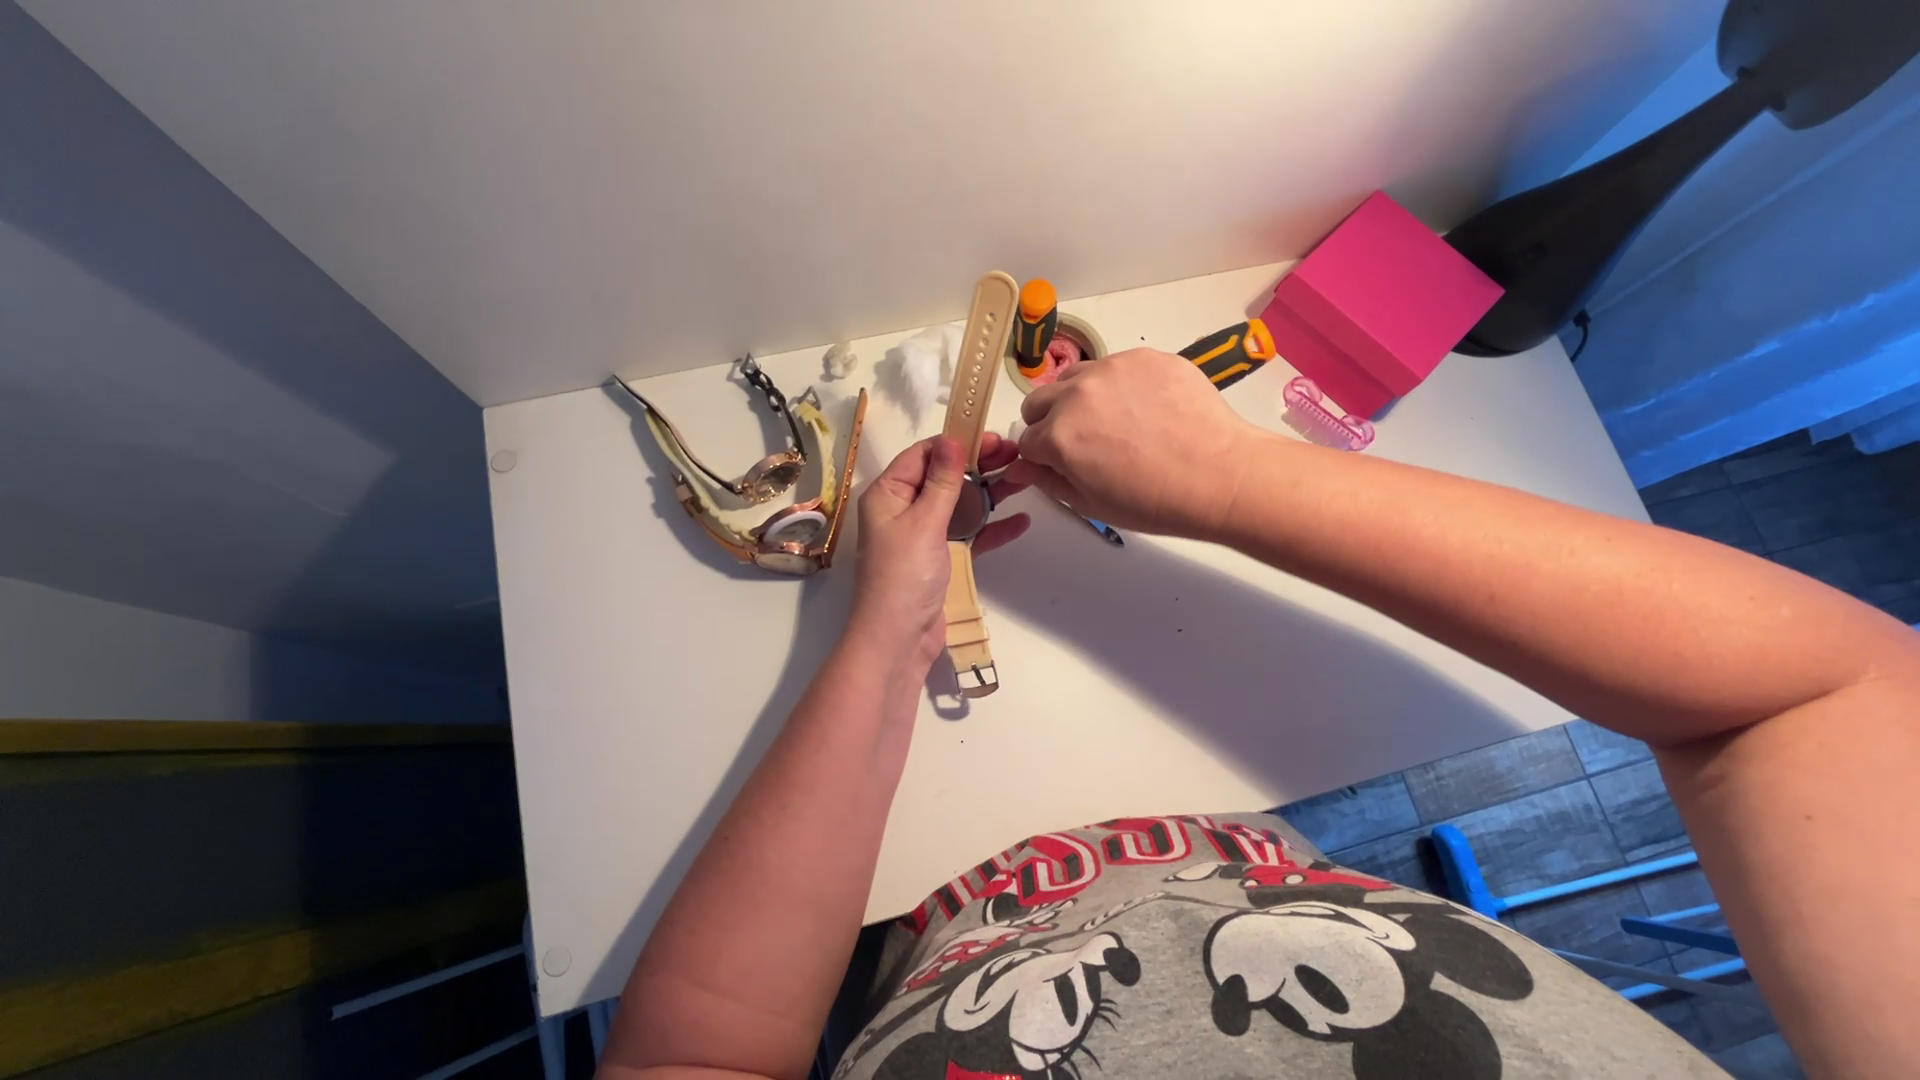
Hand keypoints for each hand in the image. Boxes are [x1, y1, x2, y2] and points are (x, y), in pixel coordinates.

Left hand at [849, 433, 1029, 663]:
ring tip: (1025, 477)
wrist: (898, 640)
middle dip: (979, 464)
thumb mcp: (924, 523)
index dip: (956, 442)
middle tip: (1017, 453)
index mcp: (888, 494)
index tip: (992, 436)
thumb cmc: (903, 577)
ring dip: (990, 492)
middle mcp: (903, 509)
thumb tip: (952, 441)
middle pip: (945, 477)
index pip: (922, 455)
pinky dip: (991, 527)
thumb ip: (942, 482)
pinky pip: (969, 534)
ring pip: (961, 504)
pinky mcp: (941, 558)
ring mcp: (923, 535)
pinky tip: (1020, 520)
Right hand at [1007, 348, 1270, 538]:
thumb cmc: (1156, 501)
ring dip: (1079, 398)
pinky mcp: (1143, 356)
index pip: (1026, 441)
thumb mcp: (1092, 504)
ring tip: (1114, 422)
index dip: (1040, 457)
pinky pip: (1113, 366)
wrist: (1220, 476)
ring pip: (1072, 378)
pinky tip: (1145, 409)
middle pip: (1038, 402)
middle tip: (1083, 443)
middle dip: (1049, 423)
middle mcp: (1076, 395)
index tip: (1060, 464)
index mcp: (1058, 436)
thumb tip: (1020, 469)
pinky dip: (1118, 385)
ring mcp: (1111, 369)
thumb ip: (1048, 481)